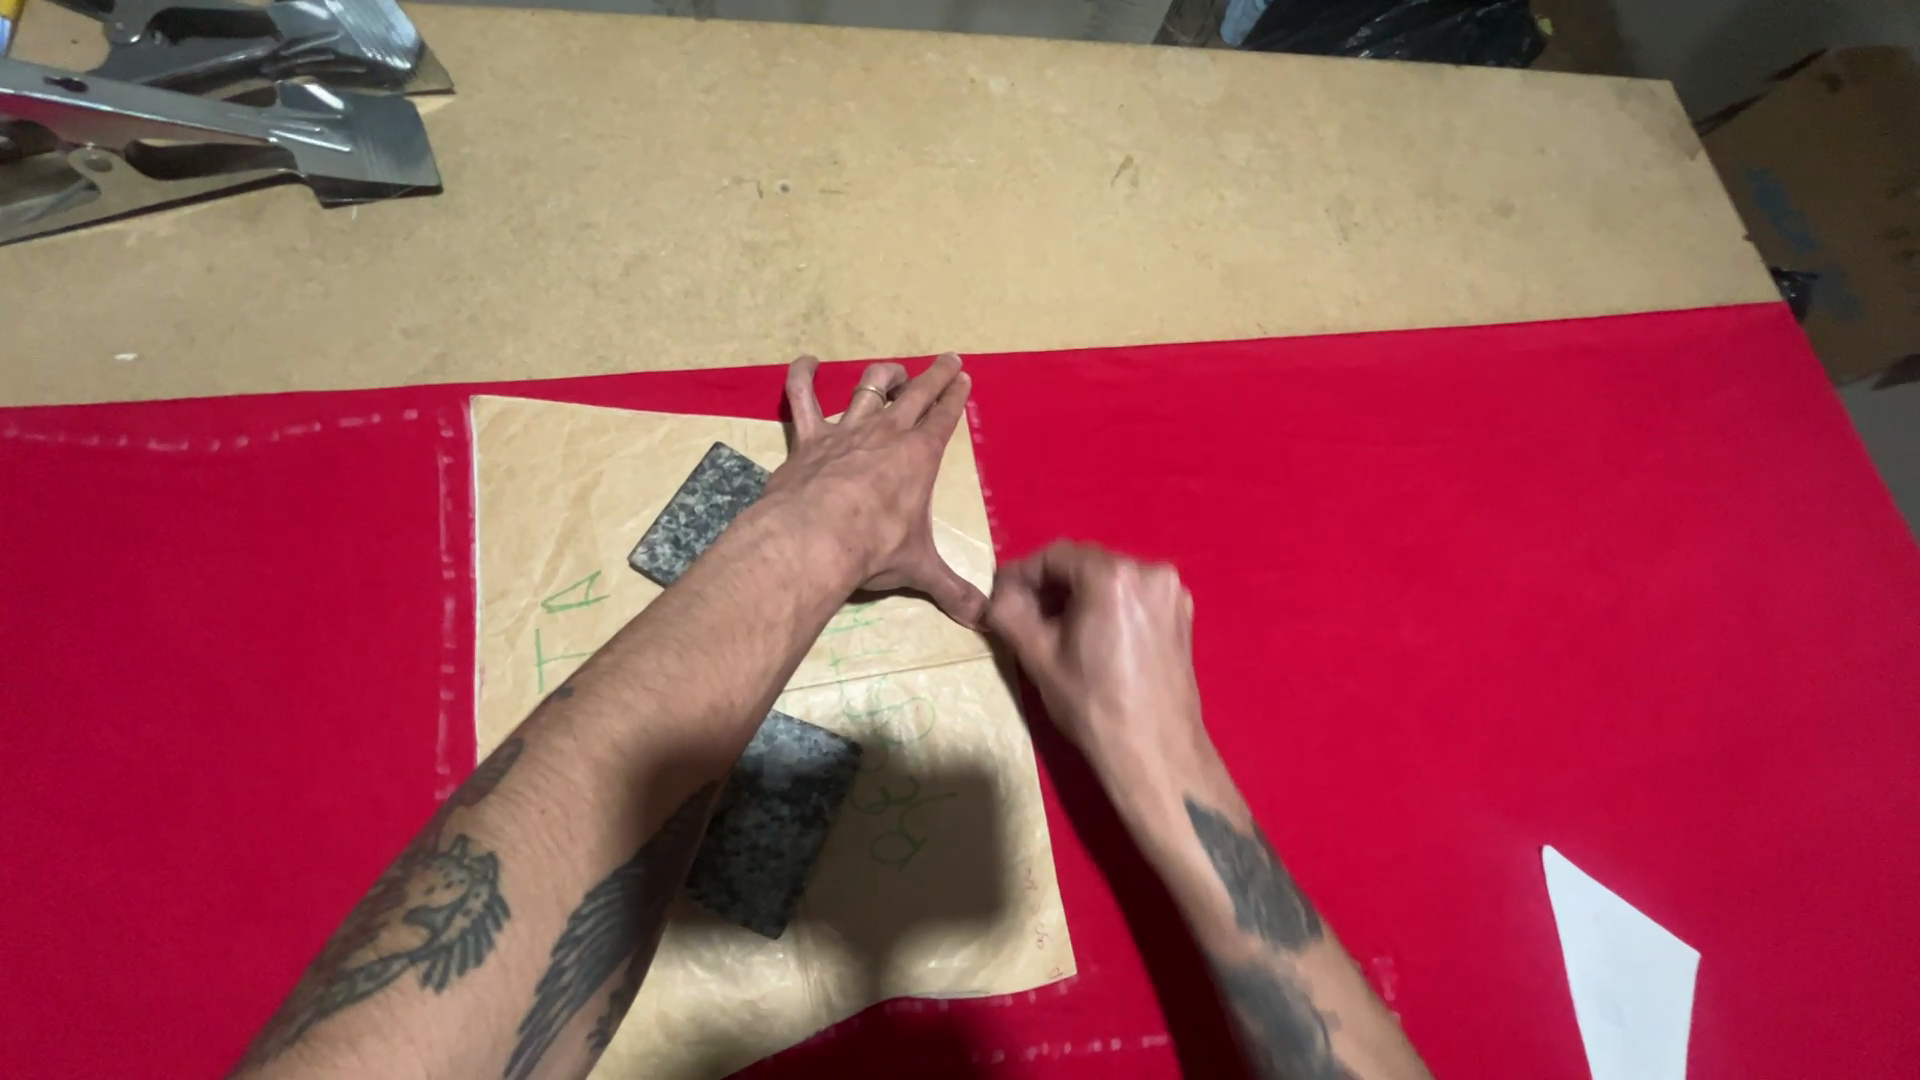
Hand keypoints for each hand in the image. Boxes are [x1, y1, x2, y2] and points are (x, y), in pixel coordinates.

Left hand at [761, 353, 986, 627]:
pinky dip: (802, 376)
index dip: (956, 397)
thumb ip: (952, 591)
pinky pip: (801, 398)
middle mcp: (886, 434)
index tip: (964, 378)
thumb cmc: (874, 550)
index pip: (944, 418)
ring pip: (869, 389)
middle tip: (948, 361)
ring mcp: (845, 432)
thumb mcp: (919, 570)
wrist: (814, 540)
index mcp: (919, 457)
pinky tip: (805, 361)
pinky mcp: (808, 440)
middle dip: (935, 376)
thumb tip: (983, 620)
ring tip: (894, 371)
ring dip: (884, 376)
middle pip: (916, 394)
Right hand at [986, 542, 1209, 784]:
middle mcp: (1150, 570)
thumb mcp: (1037, 657)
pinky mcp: (1182, 613)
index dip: (1022, 574)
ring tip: (1056, 629)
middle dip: (1051, 585)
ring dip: (1078, 595)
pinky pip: (1133, 595)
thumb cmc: (1093, 705)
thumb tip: (997, 593)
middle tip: (1024, 615)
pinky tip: (1091, 637)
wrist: (1156, 755)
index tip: (1001, 597)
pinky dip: (1107, 605)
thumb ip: (1008, 612)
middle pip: (1084, 564)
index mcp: (1114, 576)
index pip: (1054, 556)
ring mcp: (1172, 592)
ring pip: (1109, 578)